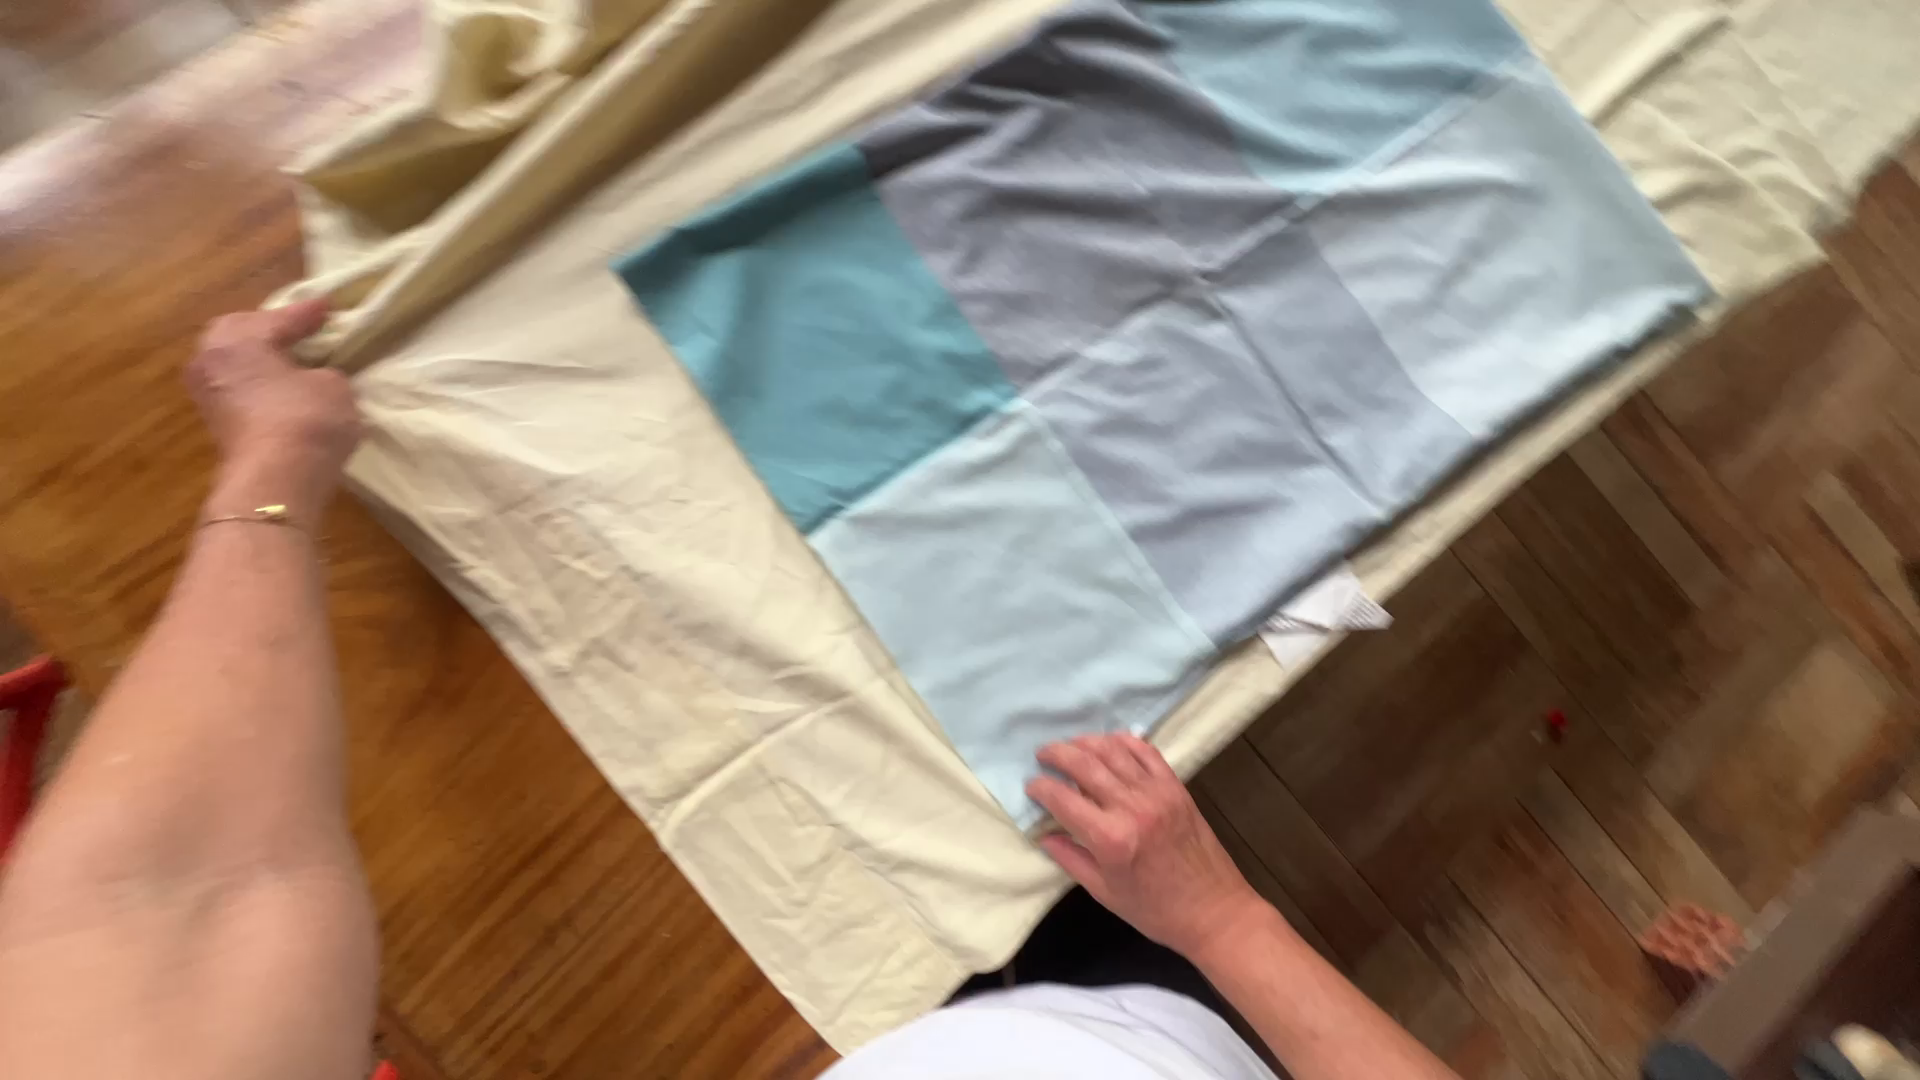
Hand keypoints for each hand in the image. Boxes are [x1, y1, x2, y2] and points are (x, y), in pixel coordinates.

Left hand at [185, 299, 358, 517]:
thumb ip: (324, 372)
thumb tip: (315, 375)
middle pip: (237, 331)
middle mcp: (211, 359)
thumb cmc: (308, 419)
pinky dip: (258, 378)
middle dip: (267, 327)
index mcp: (238, 340)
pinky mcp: (218, 419)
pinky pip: (237, 384)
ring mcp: (208, 391)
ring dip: (259, 355)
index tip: (328, 304)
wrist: (278, 475)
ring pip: (232, 358)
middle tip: (299, 329)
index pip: (278, 318)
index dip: (307, 312)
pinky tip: (280, 386)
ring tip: (289, 358)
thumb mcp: (335, 387)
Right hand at [1026, 734, 1267, 961]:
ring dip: (1085, 742)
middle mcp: (1130, 807)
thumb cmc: (1156, 911)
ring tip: (1070, 745)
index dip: (1041, 788)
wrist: (1215, 912)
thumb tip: (1043, 835)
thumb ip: (1070, 859)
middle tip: (1043, 754)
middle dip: (1057, 754)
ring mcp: (1156, 792)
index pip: (1062, 799)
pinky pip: (1145, 751)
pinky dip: (1123, 741)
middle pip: (1084, 764)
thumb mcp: (1105, 893)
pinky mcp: (1175, 786)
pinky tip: (1109, 742)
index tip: (1031, 785)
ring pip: (1112, 750)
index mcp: (1110, 839)